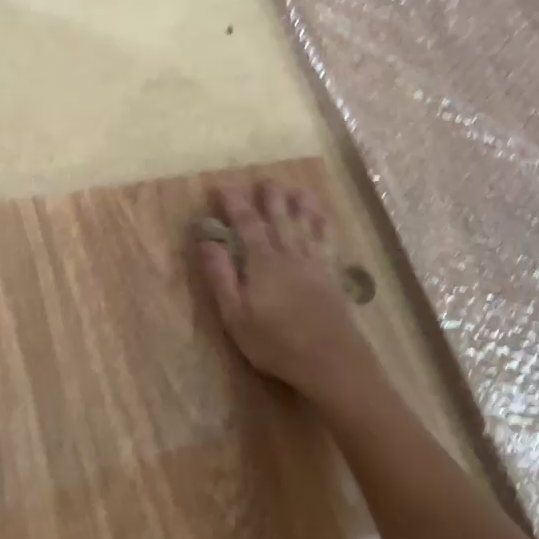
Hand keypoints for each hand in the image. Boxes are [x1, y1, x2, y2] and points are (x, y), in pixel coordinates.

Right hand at [195, 180, 378, 403]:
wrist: (330, 358)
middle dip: (270, 196)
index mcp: (262, 262)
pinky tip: (324, 219)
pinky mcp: (332, 276)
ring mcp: (314, 263)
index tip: (222, 185)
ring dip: (300, 203)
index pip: (245, 223)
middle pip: (279, 217)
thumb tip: (206, 242)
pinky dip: (324, 225)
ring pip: (306, 224)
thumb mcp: (235, 315)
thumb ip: (221, 276)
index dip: (234, 202)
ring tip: (297, 188)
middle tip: (263, 179)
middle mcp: (289, 254)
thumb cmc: (275, 342)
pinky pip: (328, 241)